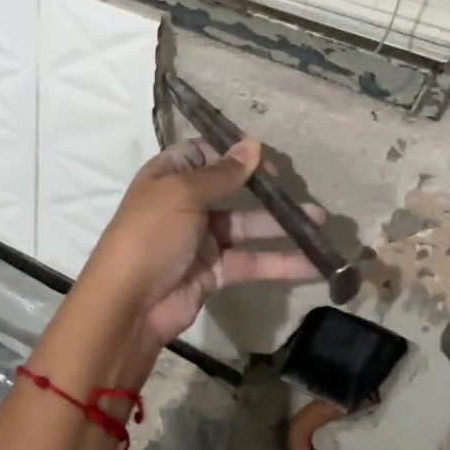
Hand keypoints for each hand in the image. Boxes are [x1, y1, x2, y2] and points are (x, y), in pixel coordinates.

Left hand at [76, 138, 323, 344]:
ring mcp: (201, 239)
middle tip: (298, 189)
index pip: (202, 154)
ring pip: (246, 227)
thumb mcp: (183, 194)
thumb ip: (222, 173)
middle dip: (264, 190)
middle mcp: (185, 204)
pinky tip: (312, 261)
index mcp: (168, 176)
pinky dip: (280, 262)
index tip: (265, 158)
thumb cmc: (151, 234)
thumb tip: (252, 144)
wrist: (129, 304)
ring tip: (320, 221)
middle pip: (230, 190)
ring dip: (281, 225)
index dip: (232, 153)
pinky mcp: (215, 272)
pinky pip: (252, 261)